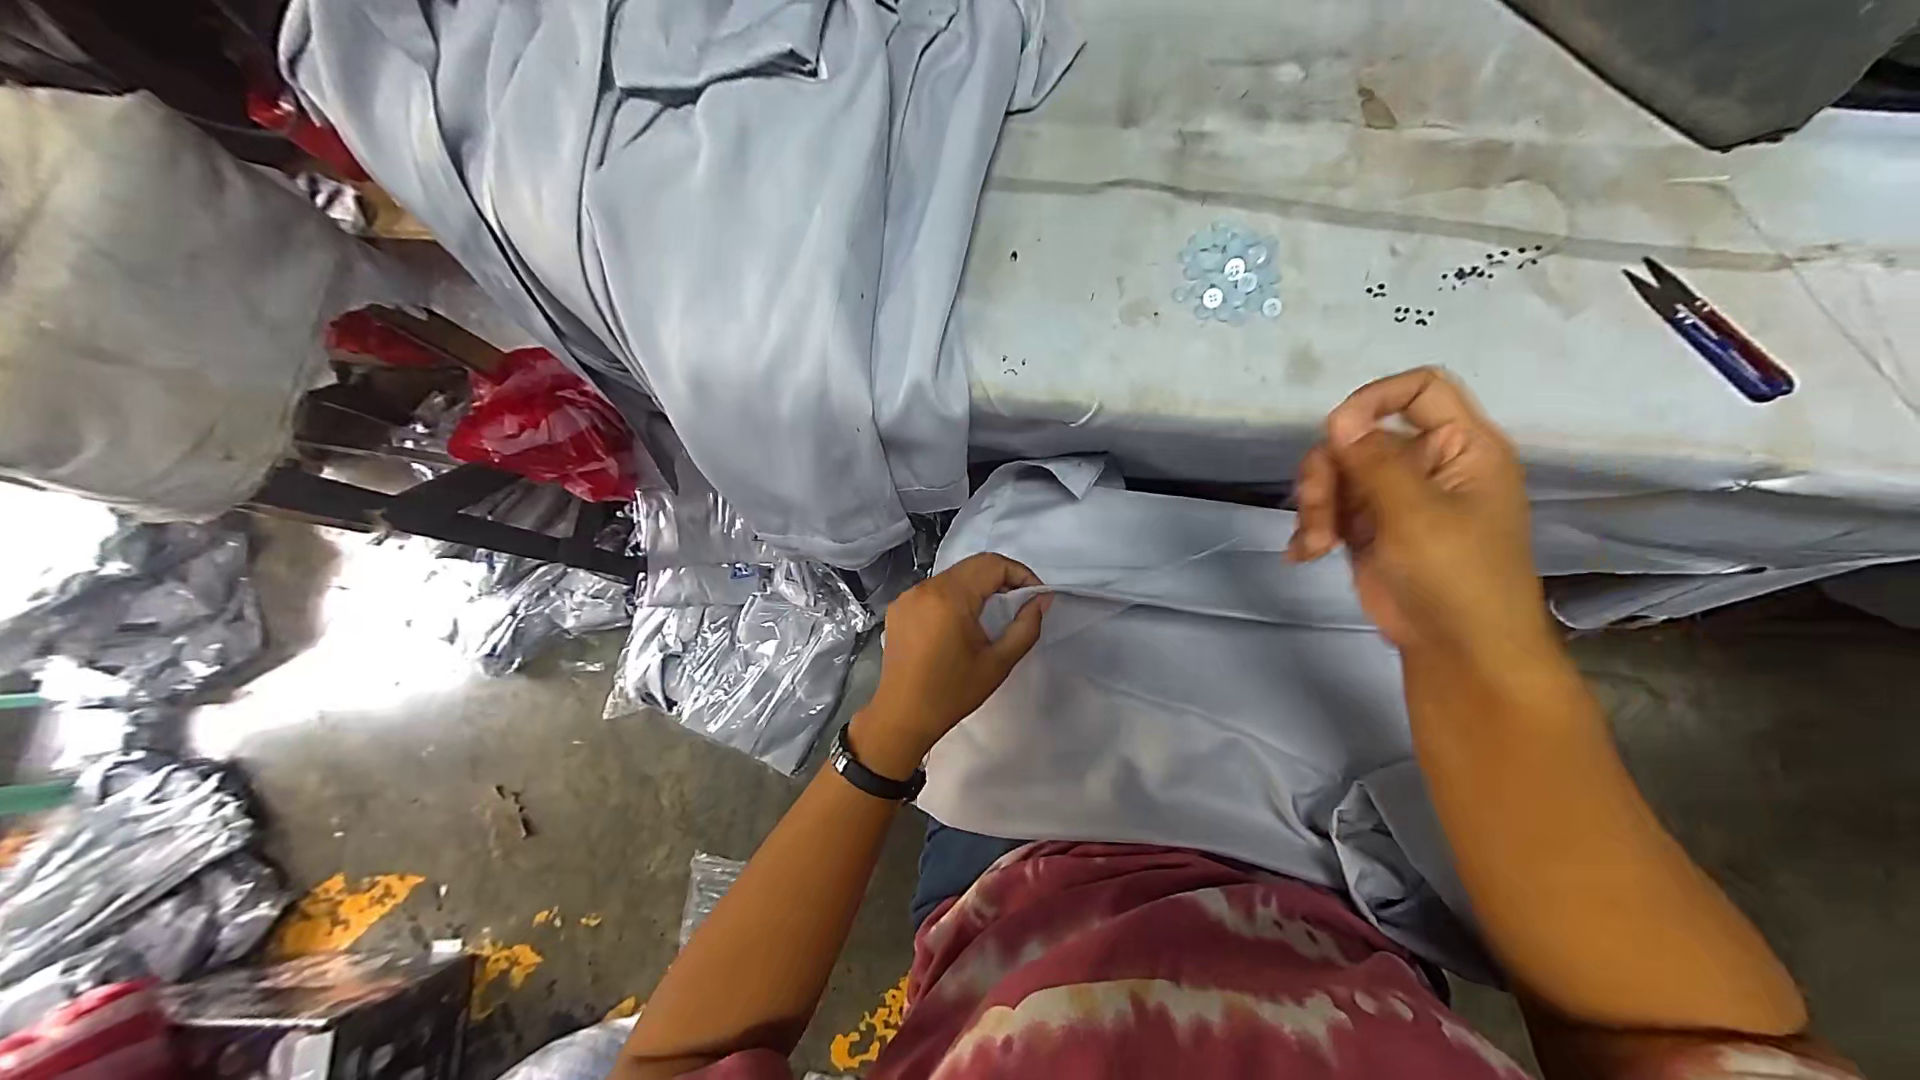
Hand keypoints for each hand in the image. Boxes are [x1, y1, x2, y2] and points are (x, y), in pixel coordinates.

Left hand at [850, 554, 1050, 776]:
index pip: (992, 564)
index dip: (1020, 574)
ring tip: (993, 615)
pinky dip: (955, 597)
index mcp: (949, 597)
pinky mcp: (899, 607)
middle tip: (1020, 604)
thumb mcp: (998, 662)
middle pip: (973, 566)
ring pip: (954, 576)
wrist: (902, 715)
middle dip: (1002, 579)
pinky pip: (935, 589)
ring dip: (978, 587)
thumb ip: (1026, 626)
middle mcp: (925, 588)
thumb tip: (1041, 600)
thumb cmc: (952, 693)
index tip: (1035, 596)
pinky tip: (963, 623)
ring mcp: (908, 596)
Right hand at [1288, 367, 1552, 665]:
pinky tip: (1305, 554)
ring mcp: (1393, 498)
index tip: (1337, 430)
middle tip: (1319, 509)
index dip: (1376, 398)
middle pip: (1360, 437)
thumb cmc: (1456, 576)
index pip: (1422, 390)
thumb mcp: (1417, 514)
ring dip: (1316, 505)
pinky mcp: (1366, 528)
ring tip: (1316, 543)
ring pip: (1335, 473)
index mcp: (1461, 448)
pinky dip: (1311, 529)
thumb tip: (1337, 418)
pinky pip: (1327, 509)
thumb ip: (1375, 461)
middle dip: (1329, 471)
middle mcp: (1426, 465)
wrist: (1457, 649)